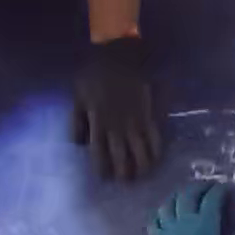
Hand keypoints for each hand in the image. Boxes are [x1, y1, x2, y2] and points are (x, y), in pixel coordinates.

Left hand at [72, 36, 161, 180]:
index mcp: (97, 121)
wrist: (118, 52)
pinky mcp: (148, 112)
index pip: (99, 152)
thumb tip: (80, 145)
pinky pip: (154, 135)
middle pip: (121, 155)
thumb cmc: (95, 73)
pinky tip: (157, 158)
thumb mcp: (77, 95)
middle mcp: (116, 125)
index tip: (105, 179)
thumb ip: (77, 121)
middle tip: (127, 183)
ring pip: (139, 149)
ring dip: (141, 165)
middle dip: (124, 172)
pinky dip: (156, 149)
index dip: (103, 168)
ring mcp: (134, 119)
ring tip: (143, 176)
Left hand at [143, 182, 234, 234]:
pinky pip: (155, 218)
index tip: (224, 189)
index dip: (219, 190)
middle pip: (188, 194)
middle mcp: (184, 221)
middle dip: (198, 187)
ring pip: (169, 203)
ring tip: (185, 195)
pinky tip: (166, 212)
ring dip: (178, 195)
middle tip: (206, 187)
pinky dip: (162, 211)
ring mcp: (167, 229)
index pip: (211, 198)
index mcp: (205, 224)